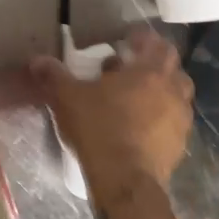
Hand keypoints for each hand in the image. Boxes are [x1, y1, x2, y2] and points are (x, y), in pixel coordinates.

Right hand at [30, 27, 193, 196]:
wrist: (125, 178)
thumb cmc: (98, 128)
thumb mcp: (67, 97)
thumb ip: (53, 75)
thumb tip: (38, 60)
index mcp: (150, 73)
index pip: (158, 45)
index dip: (143, 40)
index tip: (126, 41)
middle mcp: (173, 91)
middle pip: (172, 69)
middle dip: (152, 66)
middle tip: (127, 70)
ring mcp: (181, 119)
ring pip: (176, 96)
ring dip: (158, 92)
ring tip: (132, 99)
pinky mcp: (180, 143)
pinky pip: (172, 120)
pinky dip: (159, 116)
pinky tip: (137, 126)